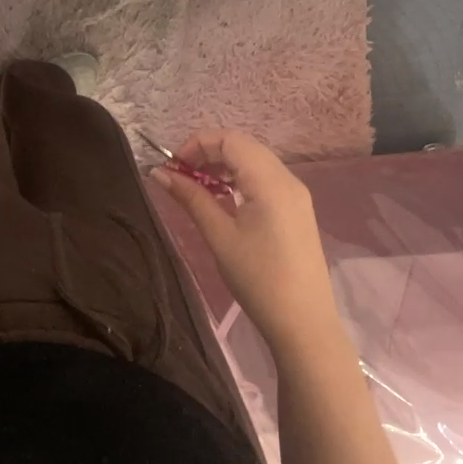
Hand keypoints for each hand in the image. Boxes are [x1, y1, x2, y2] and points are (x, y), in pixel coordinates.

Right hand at [152, 130, 339, 346]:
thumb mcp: (219, 235)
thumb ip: (190, 197)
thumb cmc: (258, 278)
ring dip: (222, 166)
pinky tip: (222, 201)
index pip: (230, 140)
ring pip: (254, 162)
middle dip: (208, 153)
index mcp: (270, 182)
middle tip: (182, 176)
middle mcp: (287, 180)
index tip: (173, 167)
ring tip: (198, 188)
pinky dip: (238, 179)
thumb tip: (158, 172)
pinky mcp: (296, 210)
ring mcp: (295, 196)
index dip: (197, 144)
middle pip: (243, 146)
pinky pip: (263, 179)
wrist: (304, 323)